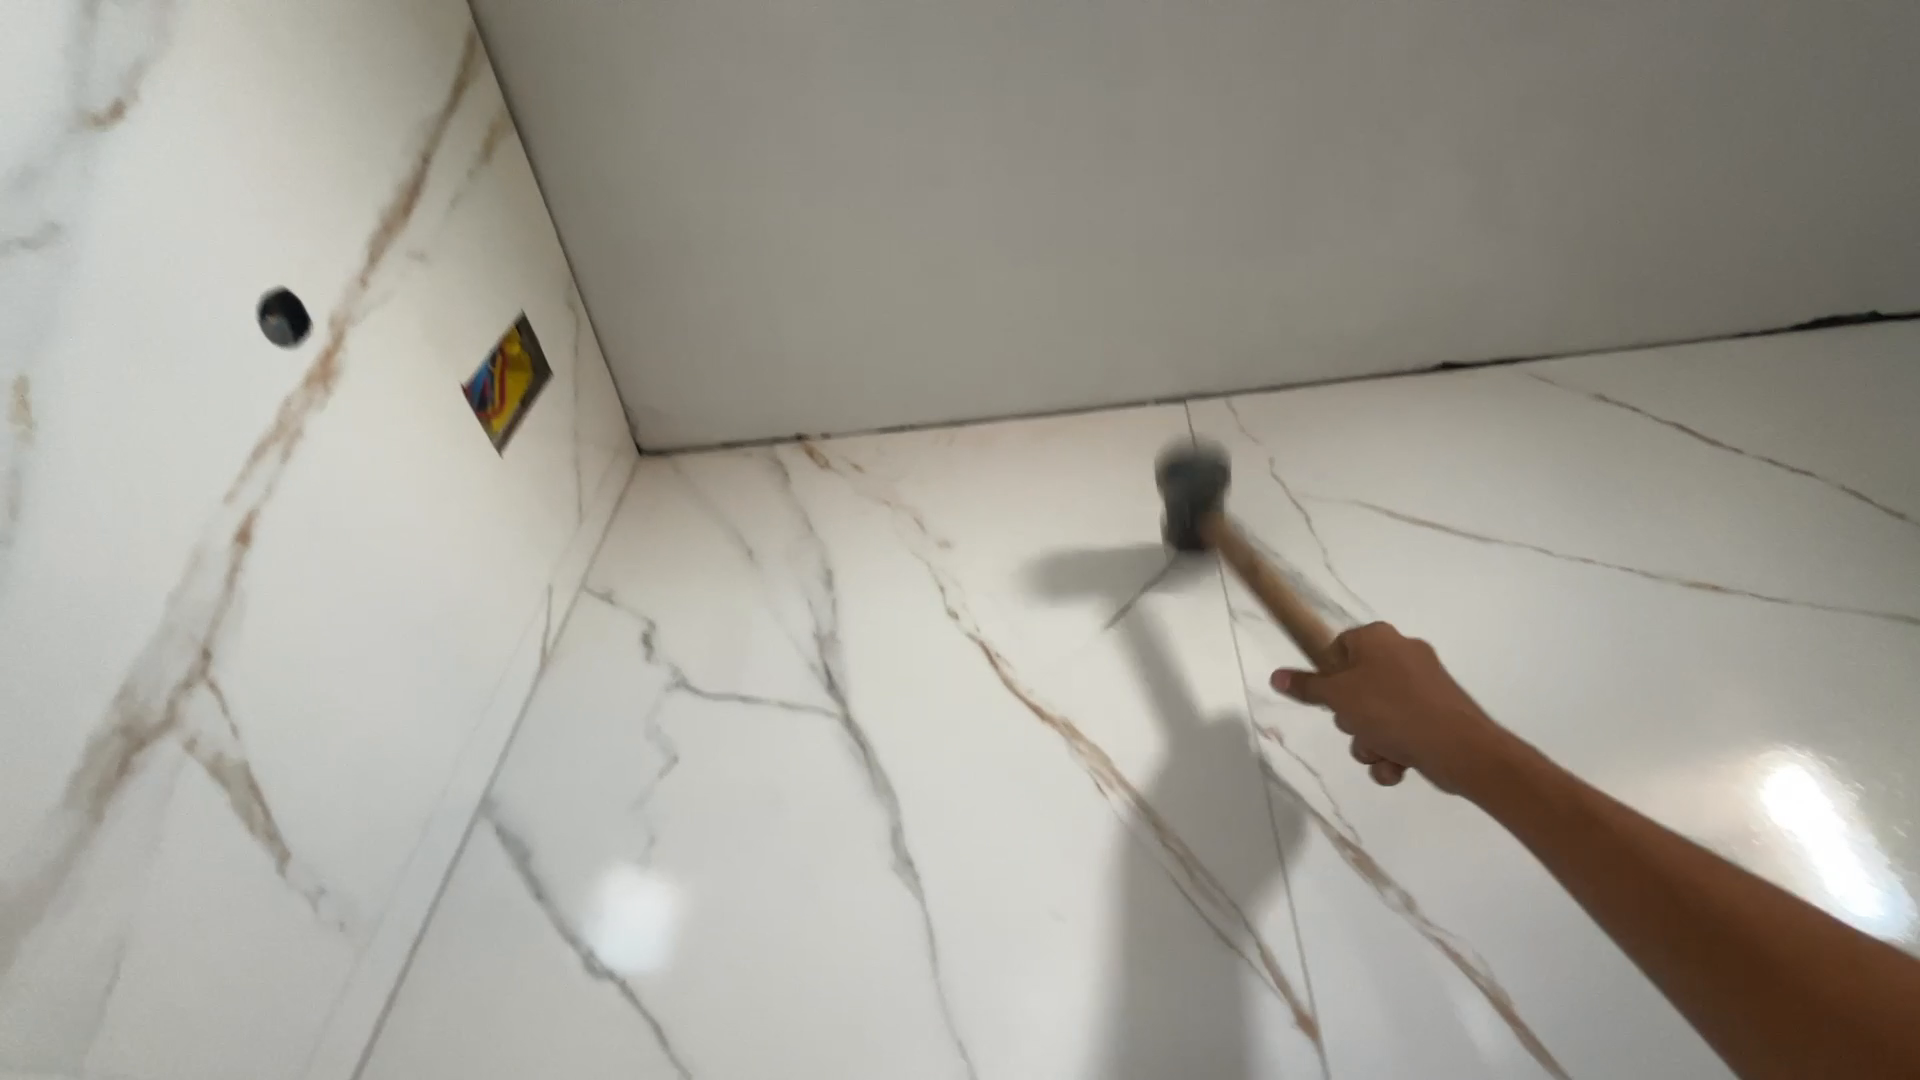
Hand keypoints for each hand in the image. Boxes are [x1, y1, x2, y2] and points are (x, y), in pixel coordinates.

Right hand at [1270, 622, 1504, 793]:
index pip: (1339, 647)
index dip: (1329, 674)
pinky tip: (1395, 766)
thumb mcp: (1337, 696)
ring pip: (1377, 713)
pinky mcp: (1440, 714)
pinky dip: (1394, 750)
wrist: (1460, 749)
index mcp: (1379, 639)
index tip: (1328, 698)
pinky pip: (1402, 728)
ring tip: (1379, 754)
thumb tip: (1276, 676)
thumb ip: (1306, 686)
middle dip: (1350, 717)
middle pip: (1356, 684)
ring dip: (1369, 740)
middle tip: (1355, 727)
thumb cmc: (1392, 710)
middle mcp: (1403, 654)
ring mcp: (1425, 686)